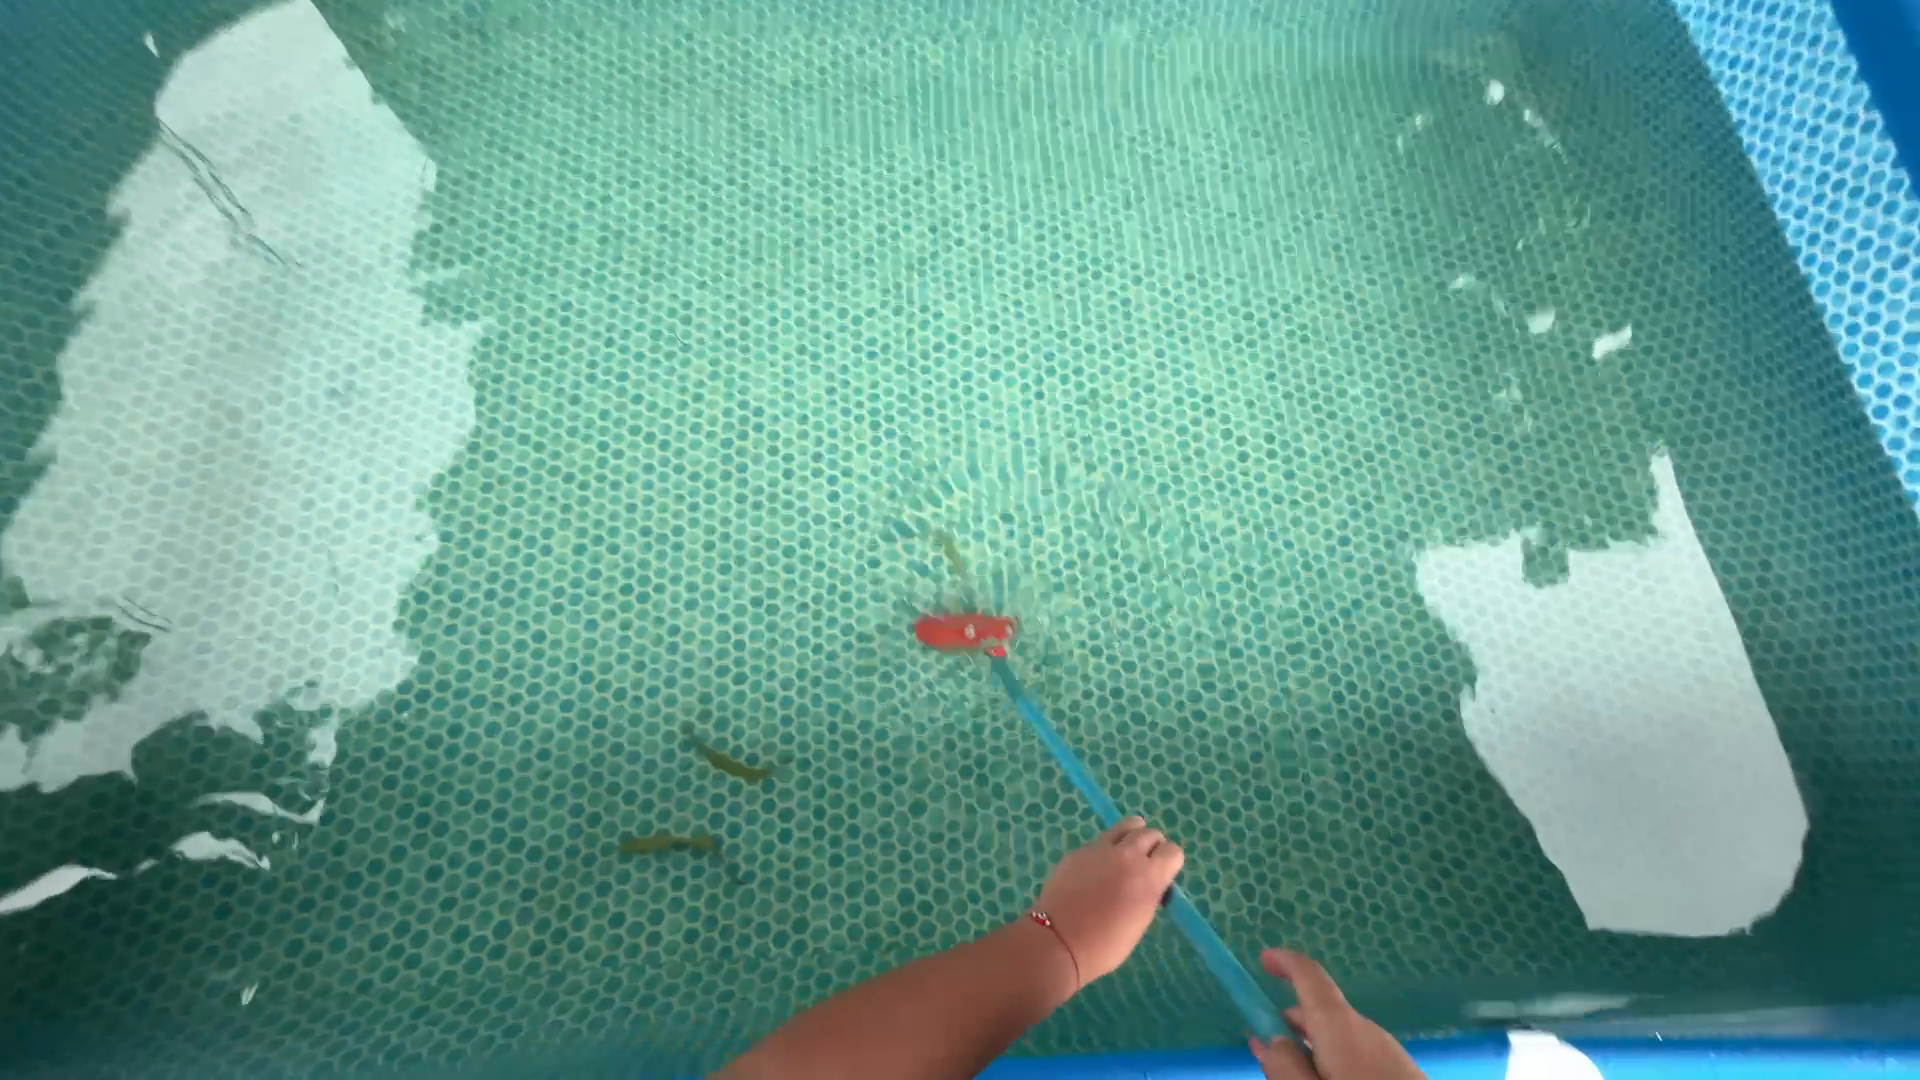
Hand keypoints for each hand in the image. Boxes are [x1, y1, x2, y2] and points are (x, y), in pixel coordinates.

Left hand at [1031, 816, 1184, 982]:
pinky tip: (1098, 867)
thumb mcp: (1140, 921)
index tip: (1163, 874)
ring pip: (1127, 826)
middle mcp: (1128, 855)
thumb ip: (1149, 894)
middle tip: (1146, 863)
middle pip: (1151, 834)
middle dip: (1153, 846)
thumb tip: (1150, 882)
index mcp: (1149, 877)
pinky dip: (1107, 848)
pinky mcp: (1080, 849)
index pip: (1173, 851)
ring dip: (1133, 835)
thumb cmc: (1106, 944)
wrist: (1060, 939)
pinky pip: (1102, 840)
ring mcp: (1101, 848)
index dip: (1170, 862)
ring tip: (1127, 852)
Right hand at [1249, 950, 1425, 1079]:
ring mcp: (1395, 1057)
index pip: (1309, 974)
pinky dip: (1341, 1065)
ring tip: (1302, 1078)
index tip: (1262, 963)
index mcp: (1340, 1027)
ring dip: (1318, 1049)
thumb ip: (1284, 1067)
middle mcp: (1368, 1032)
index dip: (1284, 962)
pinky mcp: (1410, 1079)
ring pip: (1345, 1039)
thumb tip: (1270, 1038)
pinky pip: (1365, 1059)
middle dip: (1294, 1023)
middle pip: (1324, 1011)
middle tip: (1270, 1051)